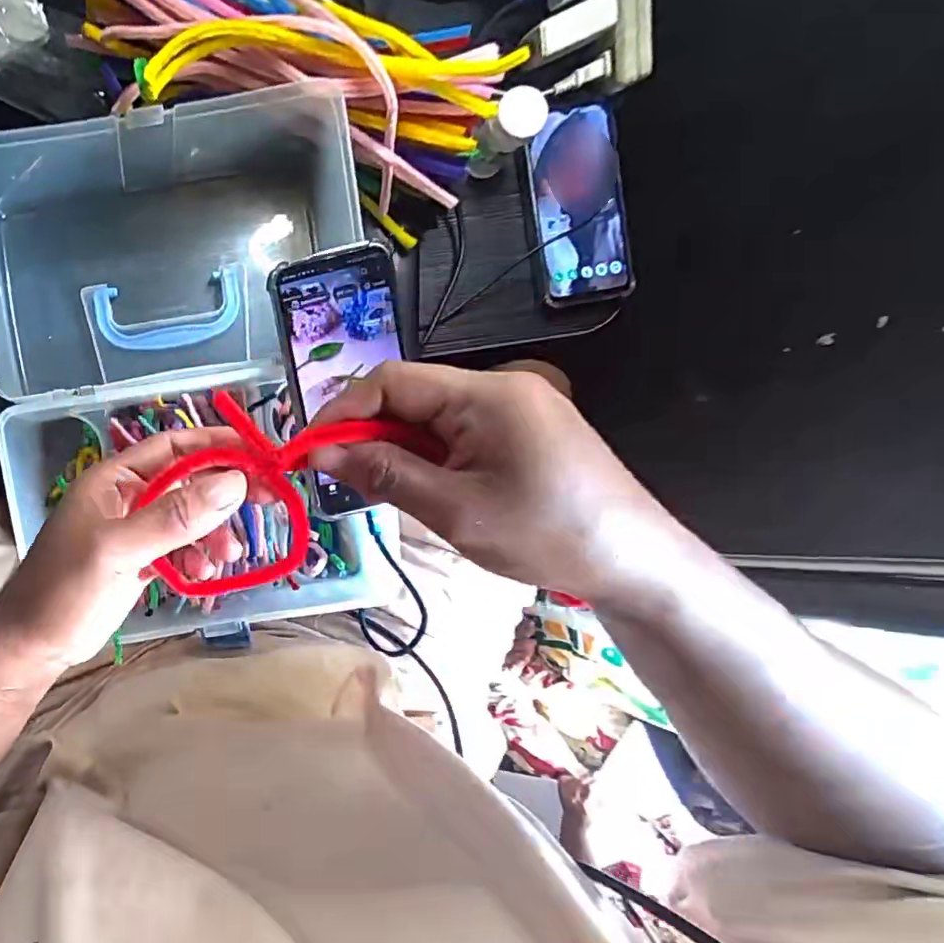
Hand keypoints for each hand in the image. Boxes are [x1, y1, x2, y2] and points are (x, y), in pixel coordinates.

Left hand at [0, 427, 256, 669]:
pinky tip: (203, 575)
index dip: (217, 445)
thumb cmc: (63, 589)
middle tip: (266, 502)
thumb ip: (173, 517)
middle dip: (224, 495)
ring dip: (214, 534)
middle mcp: (128, 498)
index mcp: (114, 479)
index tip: (260, 454)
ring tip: (227, 557)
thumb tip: (233, 483)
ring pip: (190, 519)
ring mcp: (136, 530)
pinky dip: (198, 558)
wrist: (34, 644)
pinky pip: (182, 549)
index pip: (173, 447)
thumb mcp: (117, 549)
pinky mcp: (142, 560)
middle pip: (189, 482)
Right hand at [308, 361, 684, 603]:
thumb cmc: (546, 534)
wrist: (635, 562)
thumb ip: (383, 473)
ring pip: (426, 419)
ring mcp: (510, 409)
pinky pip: (452, 435)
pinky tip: (415, 487)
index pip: (391, 381)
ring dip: (391, 449)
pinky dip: (422, 458)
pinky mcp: (517, 433)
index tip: (307, 449)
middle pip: (407, 397)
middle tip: (332, 477)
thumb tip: (321, 451)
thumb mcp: (453, 509)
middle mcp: (497, 389)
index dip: (341, 411)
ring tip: (372, 489)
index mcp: (485, 394)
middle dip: (363, 433)